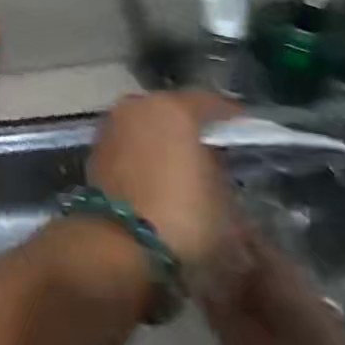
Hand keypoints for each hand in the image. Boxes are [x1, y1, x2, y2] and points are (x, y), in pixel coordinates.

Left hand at [87, 91, 237, 270]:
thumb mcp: (224, 197)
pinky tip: (161, 173)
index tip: (249, 130)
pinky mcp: (96, 150)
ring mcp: (110, 126)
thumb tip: (210, 160)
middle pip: (170, 110)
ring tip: (189, 165)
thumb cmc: (184, 216)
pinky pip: (130, 143)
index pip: (209, 102)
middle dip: (192, 125)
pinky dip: (145, 152)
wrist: (121, 242)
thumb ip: (219, 167)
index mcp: (170, 108)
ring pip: (145, 124)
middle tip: (217, 148)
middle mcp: (134, 106)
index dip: (232, 117)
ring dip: (164, 139)